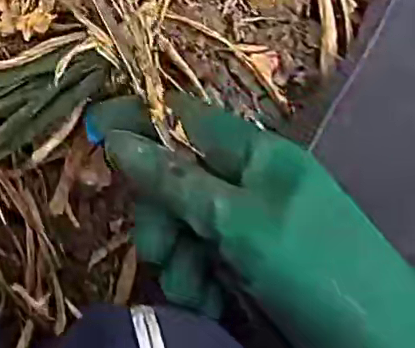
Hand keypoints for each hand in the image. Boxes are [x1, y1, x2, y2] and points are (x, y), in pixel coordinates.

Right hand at [87, 92, 414, 347]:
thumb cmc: (320, 277)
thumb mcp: (238, 224)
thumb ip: (171, 178)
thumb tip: (111, 137)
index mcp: (256, 153)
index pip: (178, 114)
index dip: (134, 118)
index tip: (93, 135)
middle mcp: (252, 181)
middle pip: (173, 173)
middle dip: (157, 213)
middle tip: (155, 250)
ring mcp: (257, 224)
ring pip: (184, 218)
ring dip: (175, 252)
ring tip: (188, 289)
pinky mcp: (259, 264)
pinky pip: (205, 254)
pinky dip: (198, 276)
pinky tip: (207, 300)